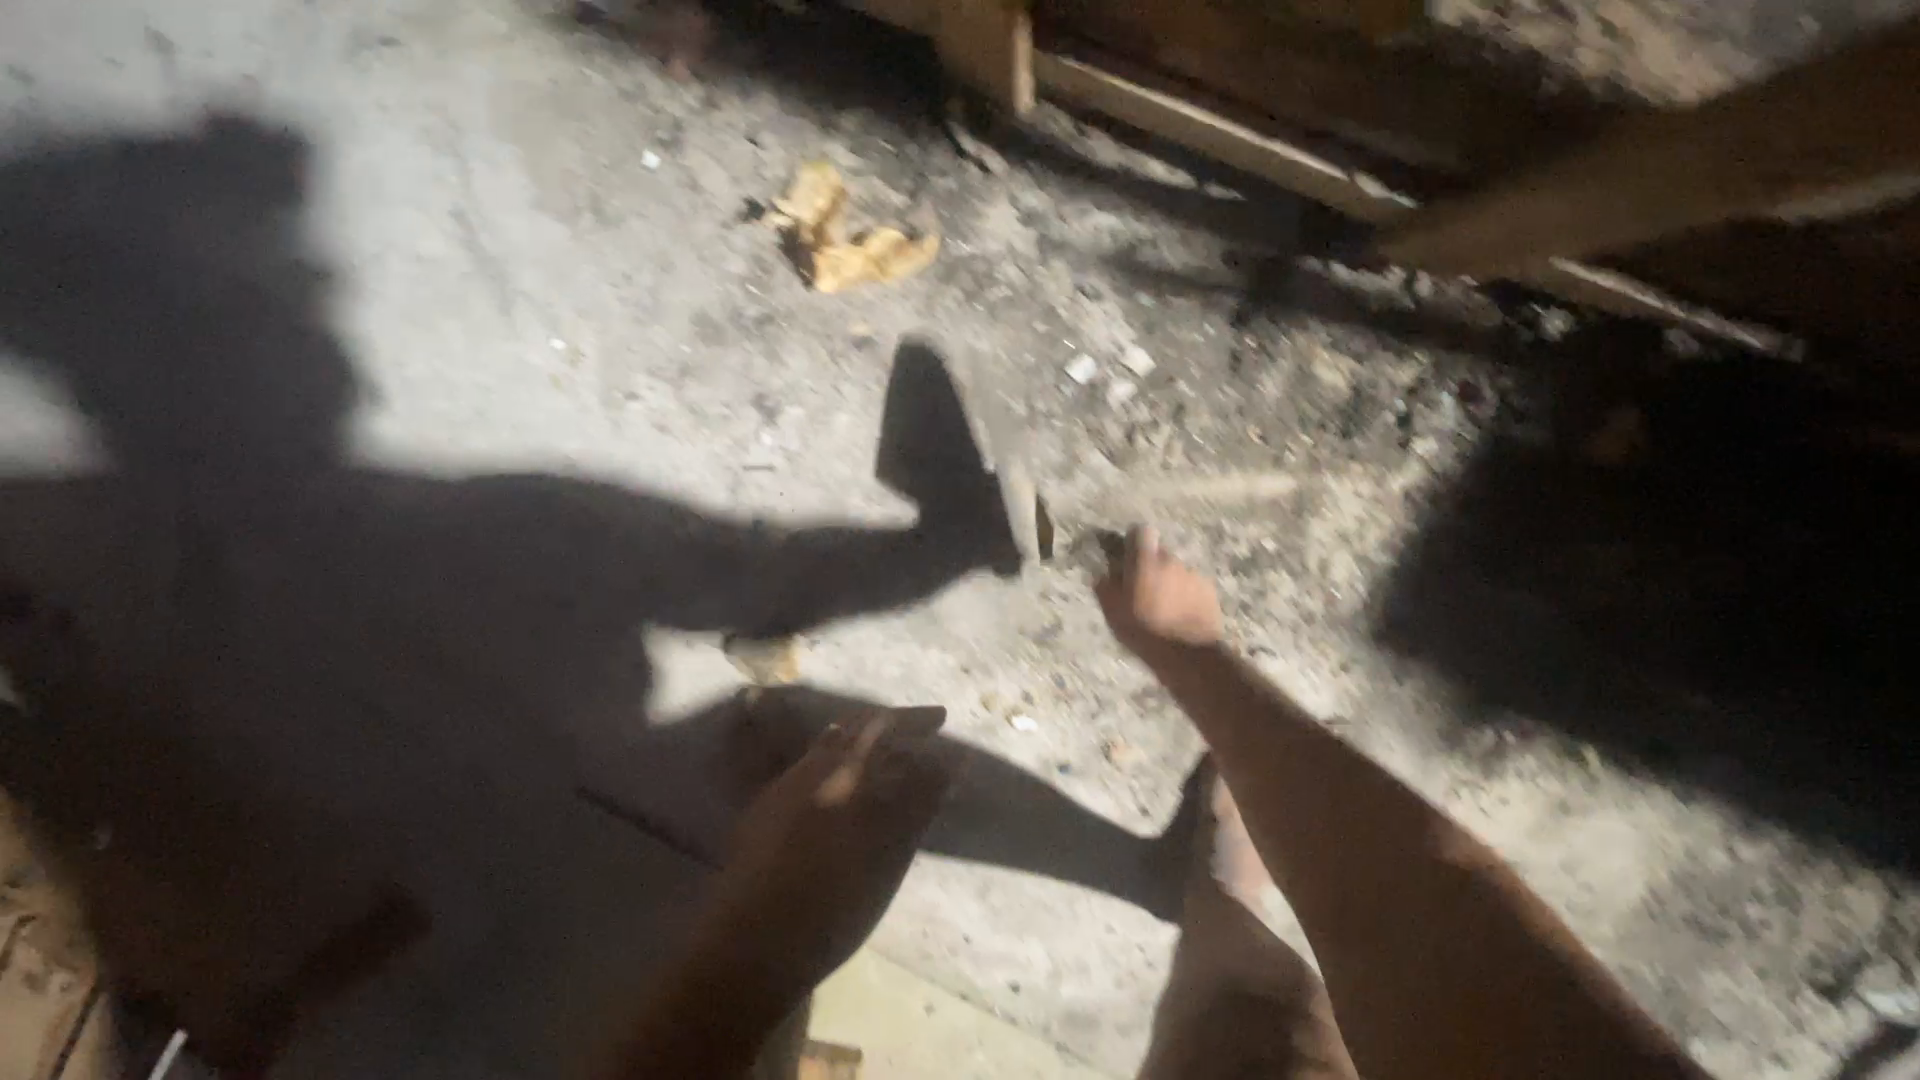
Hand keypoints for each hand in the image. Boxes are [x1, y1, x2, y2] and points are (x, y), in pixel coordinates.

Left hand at [693, 710, 953, 996]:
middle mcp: (807, 770)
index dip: (914, 719)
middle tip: (923, 733)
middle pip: (852, 729)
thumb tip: (950, 762)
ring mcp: (780, 790)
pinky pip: (810, 770)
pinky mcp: (763, 813)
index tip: (943, 718)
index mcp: (839, 773)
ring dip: (863, 745)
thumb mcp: (887, 858)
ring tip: (893, 760)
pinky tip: (850, 791)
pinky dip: (839, 767)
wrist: (748, 950)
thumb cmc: (829, 908)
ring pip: (828, 748)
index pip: (882, 725)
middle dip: (889, 726)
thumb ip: (918, 804)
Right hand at [1096, 526, 1224, 657]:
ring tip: (1165, 608)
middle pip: (1160, 554)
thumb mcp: (1113, 611)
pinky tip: (1182, 614)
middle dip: (1152, 567)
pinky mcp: (1209, 590)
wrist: (1187, 653)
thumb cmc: (1144, 629)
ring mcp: (1193, 574)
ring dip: (1170, 582)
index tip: (1129, 557)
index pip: (1140, 532)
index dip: (1135, 541)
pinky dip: (1187, 595)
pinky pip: (1193, 586)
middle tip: (1145, 591)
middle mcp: (1171, 560)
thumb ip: (1106, 586)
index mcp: (1145, 561)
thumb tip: (1104, 574)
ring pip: (1177, 571)